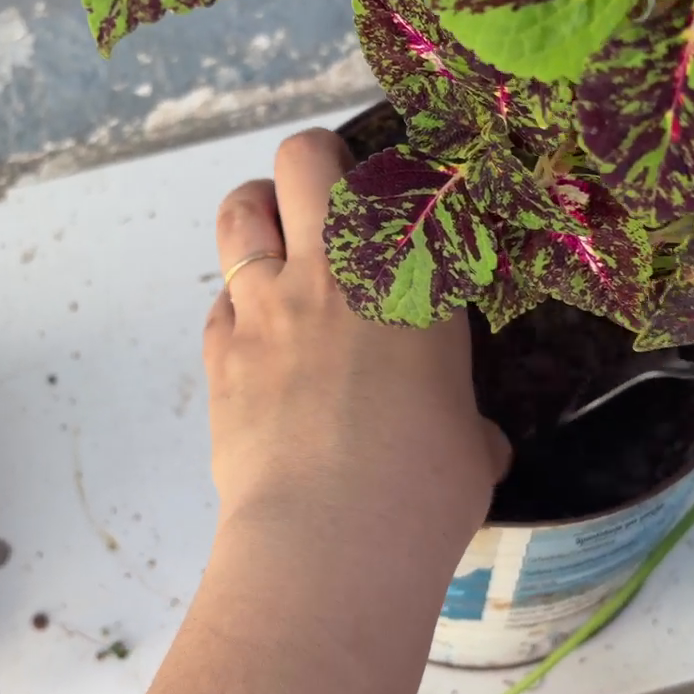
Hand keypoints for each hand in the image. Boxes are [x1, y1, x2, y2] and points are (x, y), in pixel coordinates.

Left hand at [203, 129, 507, 538]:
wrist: (332, 536)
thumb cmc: (426, 489)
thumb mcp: (470, 448)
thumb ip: (466, 425)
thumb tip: (474, 442)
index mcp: (414, 280)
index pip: (407, 183)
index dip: (406, 181)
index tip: (408, 204)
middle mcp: (335, 269)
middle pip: (306, 157)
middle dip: (317, 162)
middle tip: (330, 199)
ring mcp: (267, 302)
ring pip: (239, 209)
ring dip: (257, 213)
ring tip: (274, 245)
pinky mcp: (220, 347)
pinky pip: (219, 299)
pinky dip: (238, 308)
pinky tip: (256, 343)